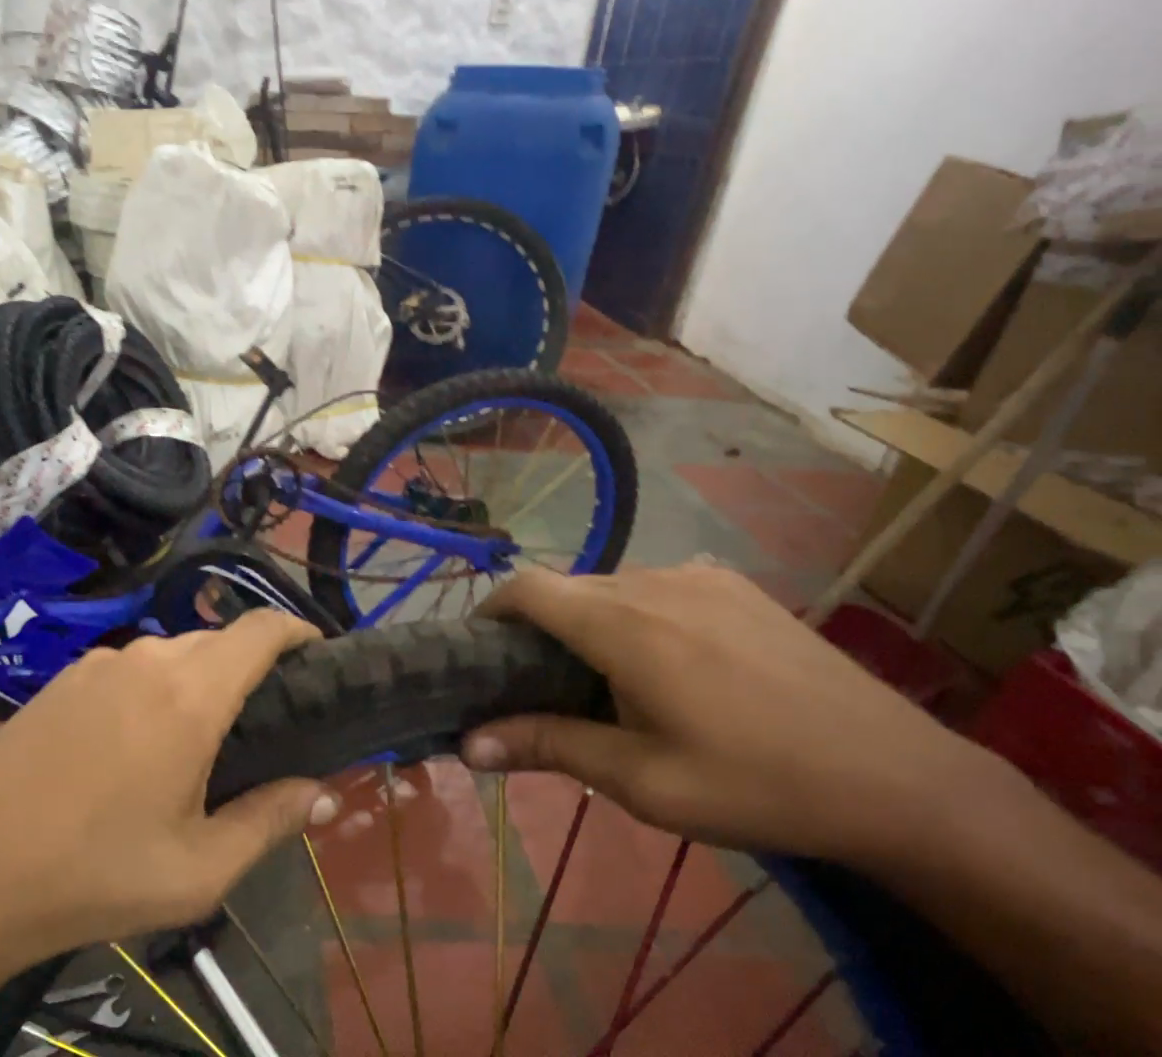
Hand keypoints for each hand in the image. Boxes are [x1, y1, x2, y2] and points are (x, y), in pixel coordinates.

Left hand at [0, 610, 337, 973]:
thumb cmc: (96, 875)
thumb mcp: (199, 869)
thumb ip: (271, 821)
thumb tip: (322, 792)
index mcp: (190, 694)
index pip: (260, 628)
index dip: (297, 631)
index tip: (317, 656)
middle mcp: (144, 660)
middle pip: (216, 642)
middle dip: (249, 669)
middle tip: (263, 726)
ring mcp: (93, 665)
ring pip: (168, 656)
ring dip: (196, 683)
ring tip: (198, 744)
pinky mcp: (57, 681)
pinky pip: (125, 671)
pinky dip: (151, 691)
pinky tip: (135, 747)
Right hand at [459, 564, 1014, 865]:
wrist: (898, 780)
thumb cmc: (756, 785)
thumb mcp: (642, 781)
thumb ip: (549, 746)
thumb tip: (466, 746)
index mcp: (624, 626)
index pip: (528, 588)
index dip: (491, 610)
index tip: (479, 653)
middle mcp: (657, 584)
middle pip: (568, 587)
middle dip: (539, 626)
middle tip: (538, 686)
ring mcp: (705, 579)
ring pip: (614, 585)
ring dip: (589, 620)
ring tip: (603, 680)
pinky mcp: (741, 588)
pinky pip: (661, 586)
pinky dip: (636, 613)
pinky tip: (667, 664)